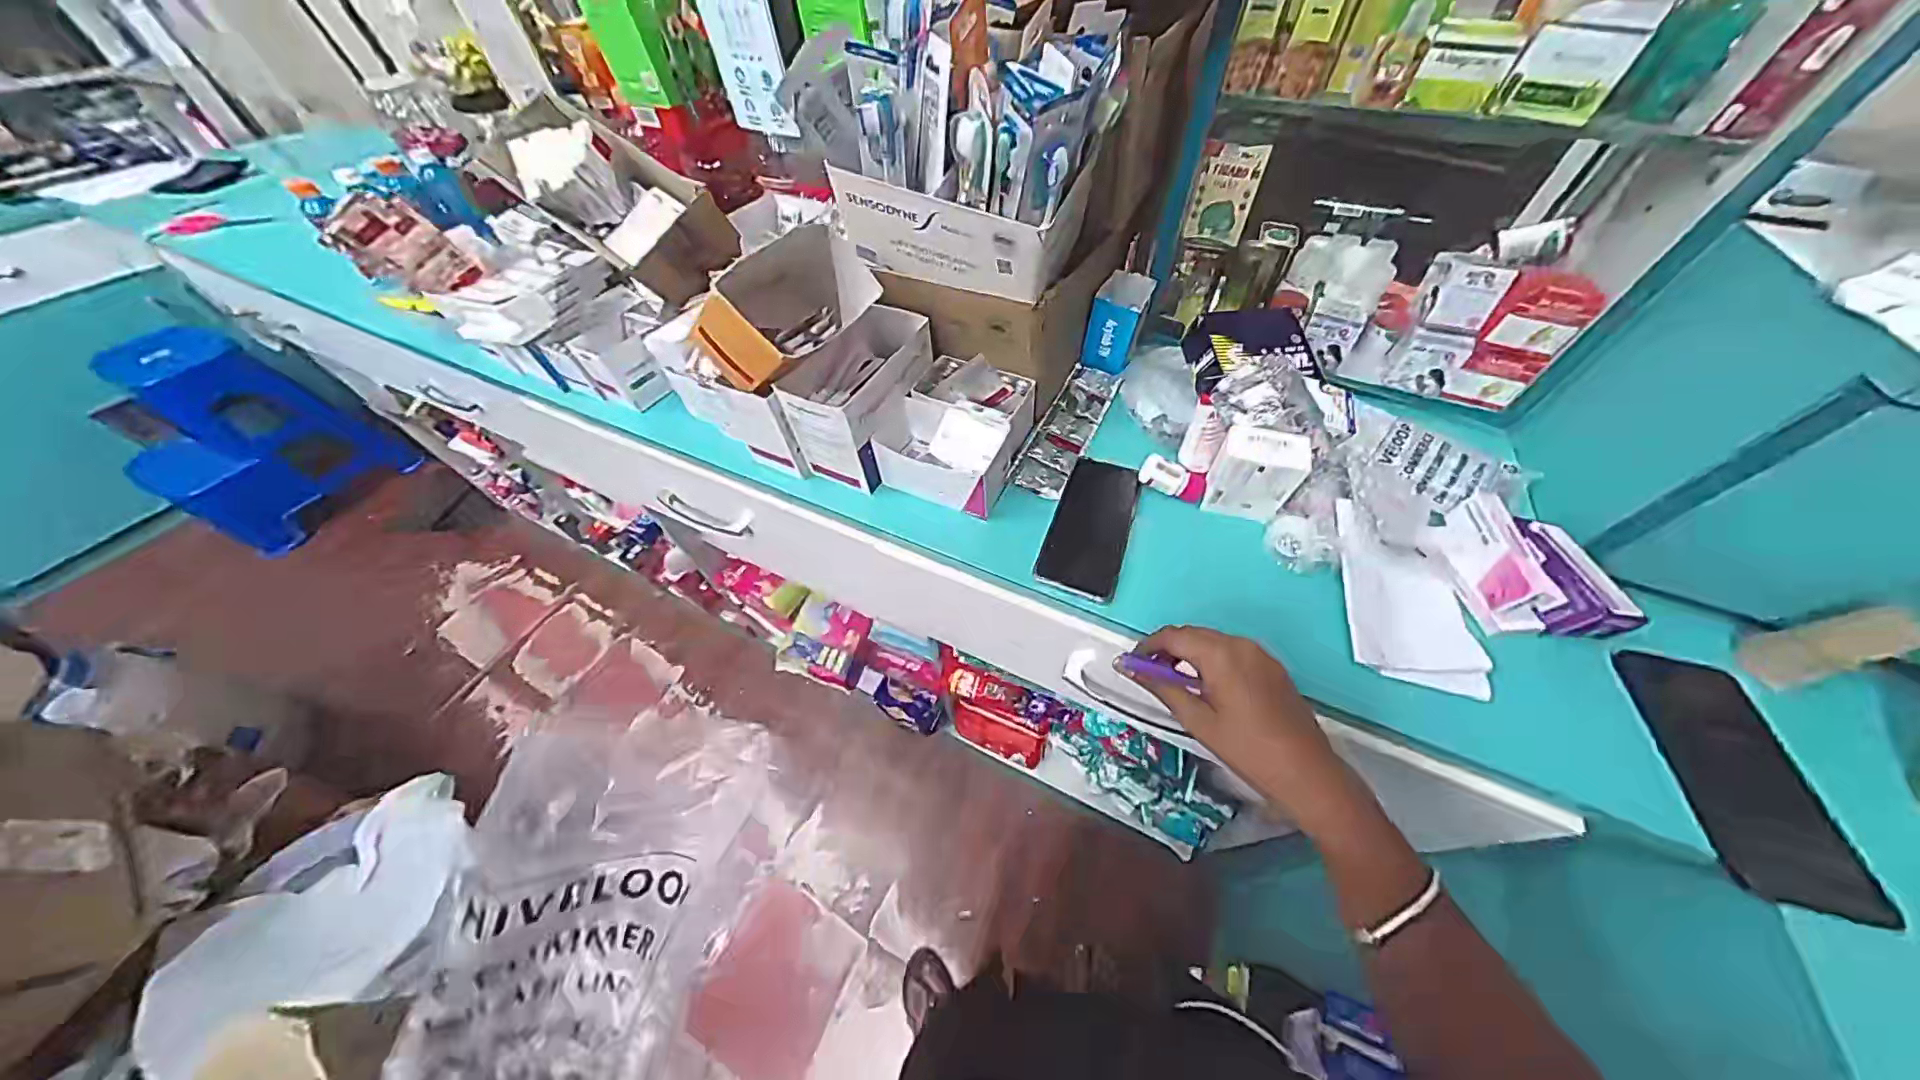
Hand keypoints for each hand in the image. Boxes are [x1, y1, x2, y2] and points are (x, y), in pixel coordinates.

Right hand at [1120, 626, 1360, 831]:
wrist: (1306, 773)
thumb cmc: (1248, 750)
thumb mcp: (1198, 721)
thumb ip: (1162, 688)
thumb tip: (1132, 669)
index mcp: (1221, 655)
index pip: (1173, 636)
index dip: (1147, 647)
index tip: (1132, 663)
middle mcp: (1241, 645)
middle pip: (1193, 634)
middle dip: (1167, 649)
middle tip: (1149, 674)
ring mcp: (1260, 655)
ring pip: (1212, 642)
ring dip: (1189, 654)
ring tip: (1174, 683)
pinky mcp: (1271, 667)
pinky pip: (1232, 652)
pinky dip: (1211, 661)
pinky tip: (1205, 687)